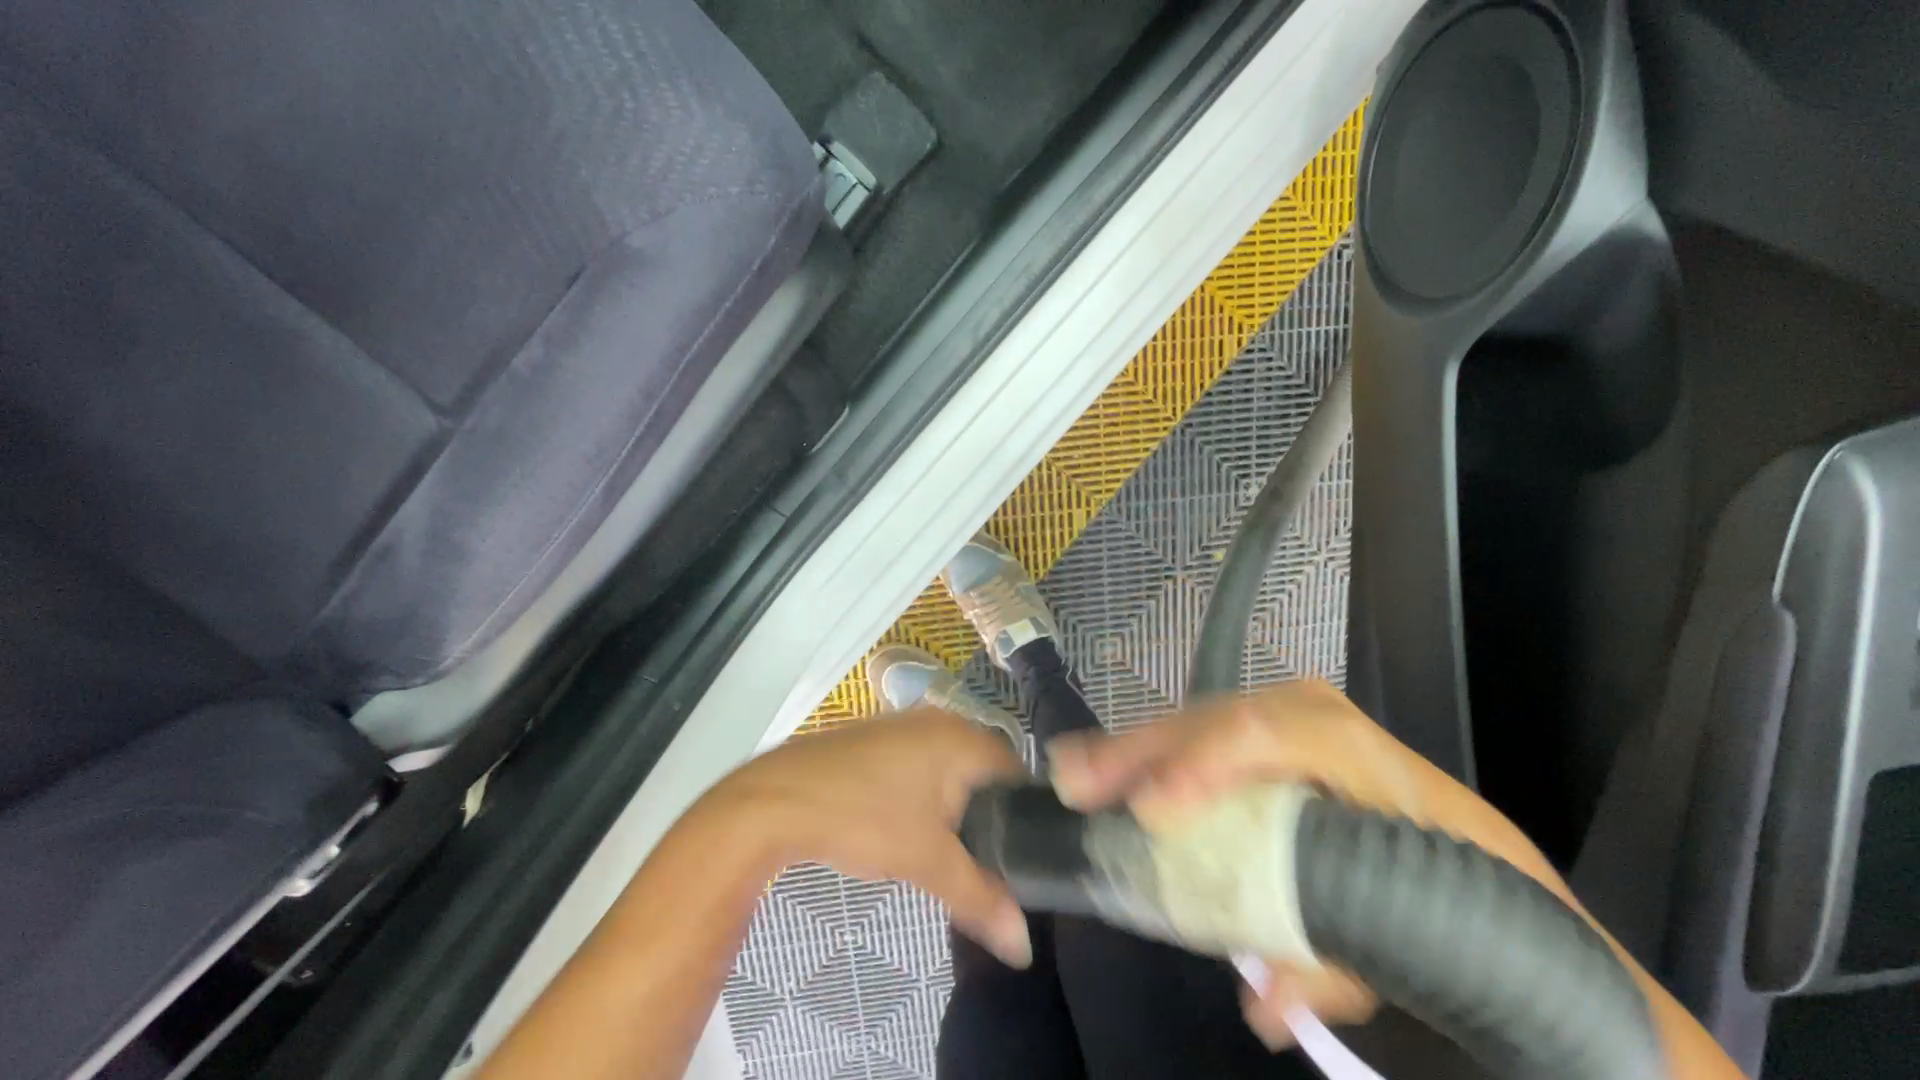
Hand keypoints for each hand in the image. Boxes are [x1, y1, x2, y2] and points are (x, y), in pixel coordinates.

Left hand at [697, 709, 1032, 967]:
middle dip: (987, 817)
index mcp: (962, 737)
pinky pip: (918, 767)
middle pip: (983, 772)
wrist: (773, 800)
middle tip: (990, 861)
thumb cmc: (862, 819)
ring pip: (948, 770)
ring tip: (951, 852)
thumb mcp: (928, 863)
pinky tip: (908, 829)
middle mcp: (938, 720)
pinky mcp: (872, 739)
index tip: (1026, 857)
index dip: (1027, 817)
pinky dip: (922, 797)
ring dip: (952, 808)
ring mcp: (902, 725)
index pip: (1018, 774)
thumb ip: (981, 900)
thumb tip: (1023, 946)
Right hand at [1044, 680, 1456, 1048]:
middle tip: (1080, 785)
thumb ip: (1335, 970)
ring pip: (1203, 718)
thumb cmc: (1428, 888)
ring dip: (1133, 749)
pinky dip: (1147, 753)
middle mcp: (1324, 721)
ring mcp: (1289, 715)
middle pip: (1224, 720)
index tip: (1153, 810)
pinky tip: (1104, 770)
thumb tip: (1263, 1005)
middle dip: (1146, 752)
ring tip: (1074, 775)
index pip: (1282, 737)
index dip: (1212, 762)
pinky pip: (1197, 732)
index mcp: (1368, 764)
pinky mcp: (1259, 729)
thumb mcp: (1397, 936)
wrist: (1464, 852)